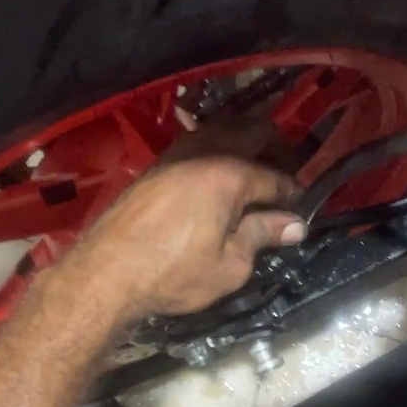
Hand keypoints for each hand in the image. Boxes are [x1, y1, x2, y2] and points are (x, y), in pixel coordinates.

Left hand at [54, 126, 304, 321]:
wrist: (106, 274)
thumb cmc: (173, 274)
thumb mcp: (229, 266)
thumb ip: (262, 237)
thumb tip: (293, 225)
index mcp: (229, 174)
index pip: (274, 176)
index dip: (293, 192)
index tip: (300, 209)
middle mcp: (202, 152)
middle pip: (250, 132)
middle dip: (274, 150)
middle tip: (283, 179)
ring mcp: (174, 156)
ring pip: (219, 133)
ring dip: (242, 147)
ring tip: (252, 178)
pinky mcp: (154, 169)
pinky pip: (195, 146)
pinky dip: (215, 155)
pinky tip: (217, 182)